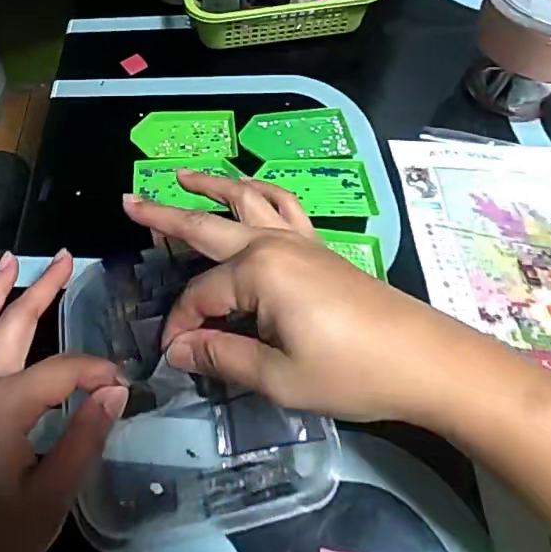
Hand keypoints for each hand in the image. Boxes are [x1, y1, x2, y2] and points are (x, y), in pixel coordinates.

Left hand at [0, 251, 126, 551]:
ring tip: (7, 259)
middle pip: (13, 325)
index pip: (62, 370)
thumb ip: (83, 440)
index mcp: (4, 407)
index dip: (95, 371)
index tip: (121, 385)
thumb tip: (115, 390)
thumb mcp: (47, 502)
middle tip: (64, 257)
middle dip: (42, 289)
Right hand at [122, 171, 496, 424]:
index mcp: (259, 273)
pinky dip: (260, 190)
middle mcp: (273, 242)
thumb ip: (223, 357)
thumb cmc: (350, 370)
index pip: (201, 297)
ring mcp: (298, 237)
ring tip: (186, 175)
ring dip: (214, 185)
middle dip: (166, 216)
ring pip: (247, 198)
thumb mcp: (279, 376)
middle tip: (130, 201)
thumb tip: (177, 348)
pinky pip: (284, 203)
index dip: (182, 326)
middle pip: (209, 225)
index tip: (173, 354)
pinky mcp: (318, 243)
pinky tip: (250, 191)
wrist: (420, 357)